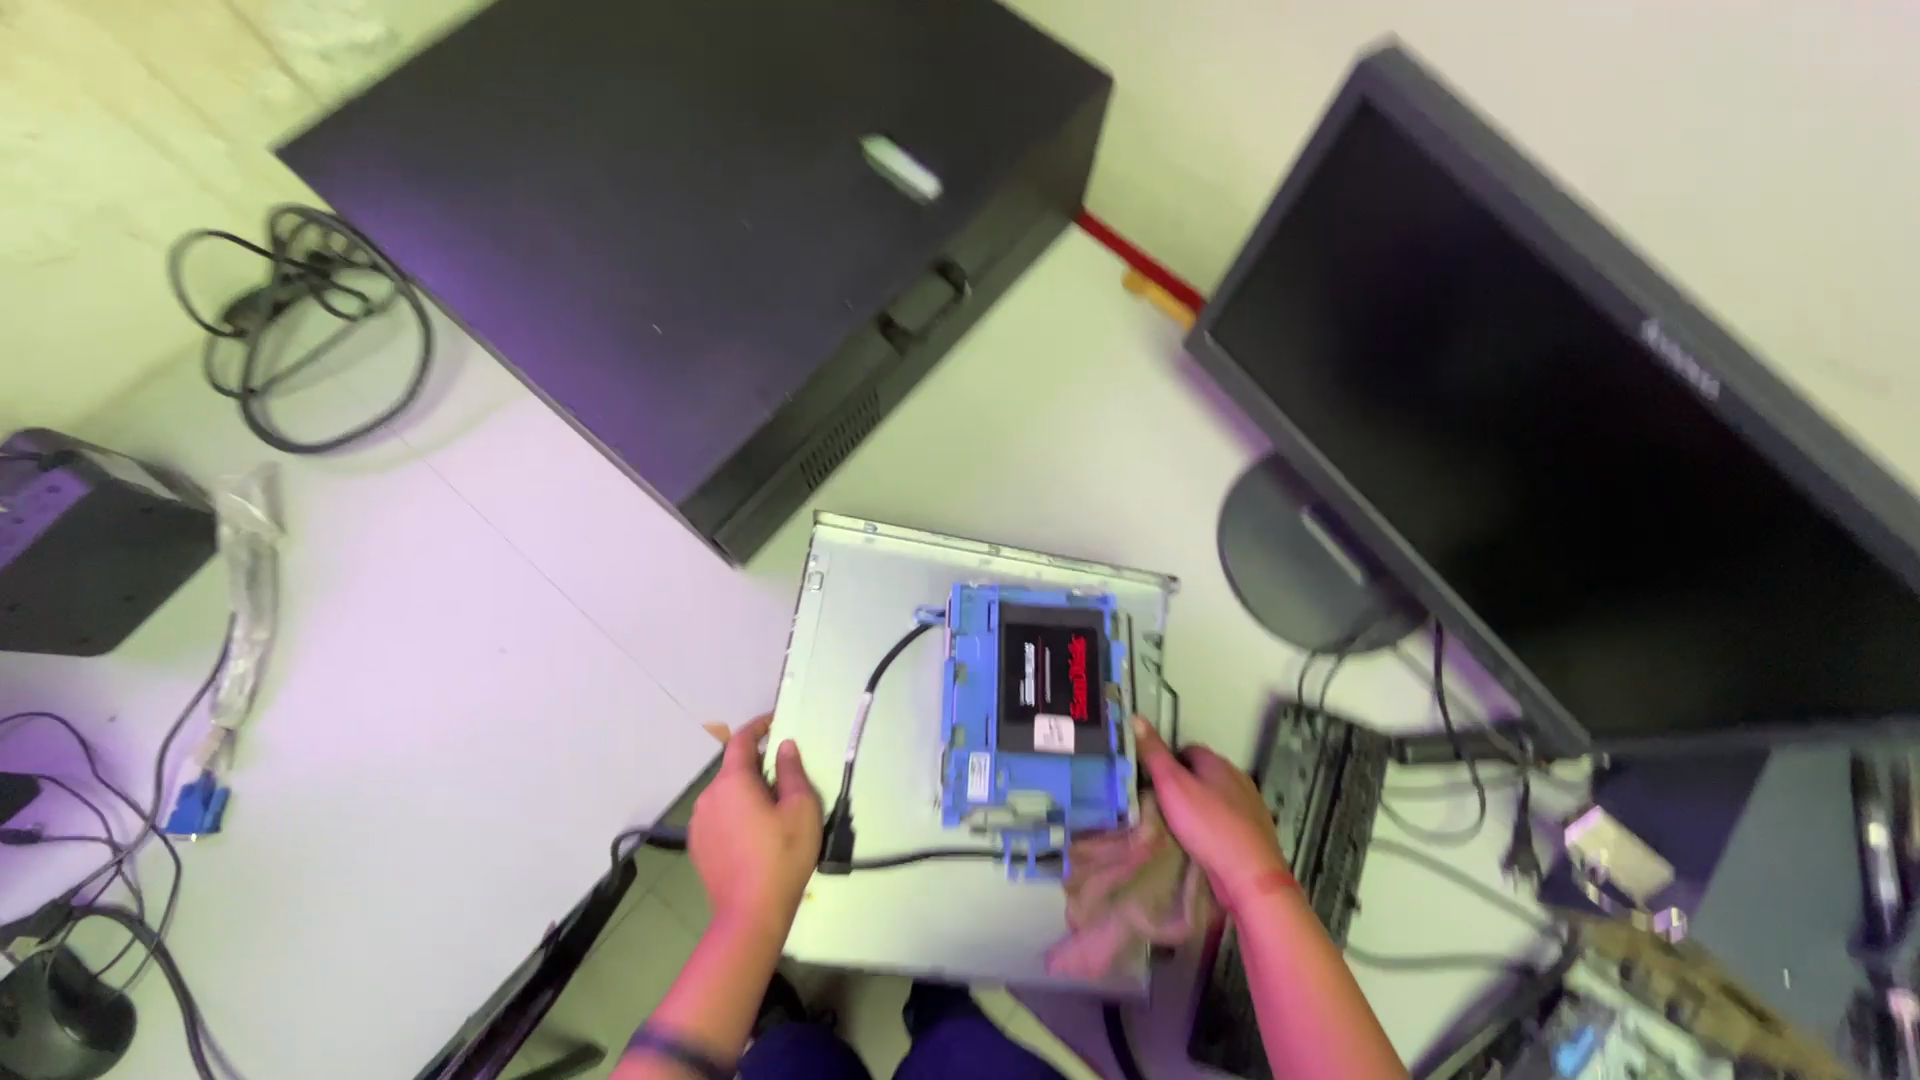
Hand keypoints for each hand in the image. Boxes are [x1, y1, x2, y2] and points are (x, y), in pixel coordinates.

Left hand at [688, 716, 822, 933]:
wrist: (750, 915)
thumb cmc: (782, 856)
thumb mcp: (801, 809)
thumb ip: (792, 772)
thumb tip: (784, 747)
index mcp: (732, 782)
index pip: (741, 741)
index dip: (759, 726)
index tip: (775, 721)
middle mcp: (708, 797)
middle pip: (734, 769)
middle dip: (758, 767)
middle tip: (787, 778)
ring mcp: (699, 824)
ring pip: (726, 795)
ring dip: (747, 793)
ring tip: (774, 811)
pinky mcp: (698, 847)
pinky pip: (719, 817)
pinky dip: (737, 814)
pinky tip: (756, 835)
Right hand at [1131, 716, 1289, 913]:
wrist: (1250, 873)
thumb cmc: (1207, 825)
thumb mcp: (1171, 785)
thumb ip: (1154, 753)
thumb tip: (1136, 718)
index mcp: (1218, 762)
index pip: (1188, 749)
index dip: (1168, 761)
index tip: (1153, 780)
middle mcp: (1238, 777)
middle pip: (1204, 772)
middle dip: (1184, 783)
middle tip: (1162, 802)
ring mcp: (1251, 804)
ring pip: (1218, 795)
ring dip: (1201, 804)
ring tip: (1180, 823)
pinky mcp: (1256, 830)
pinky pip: (1229, 818)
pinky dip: (1215, 823)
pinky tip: (1204, 840)